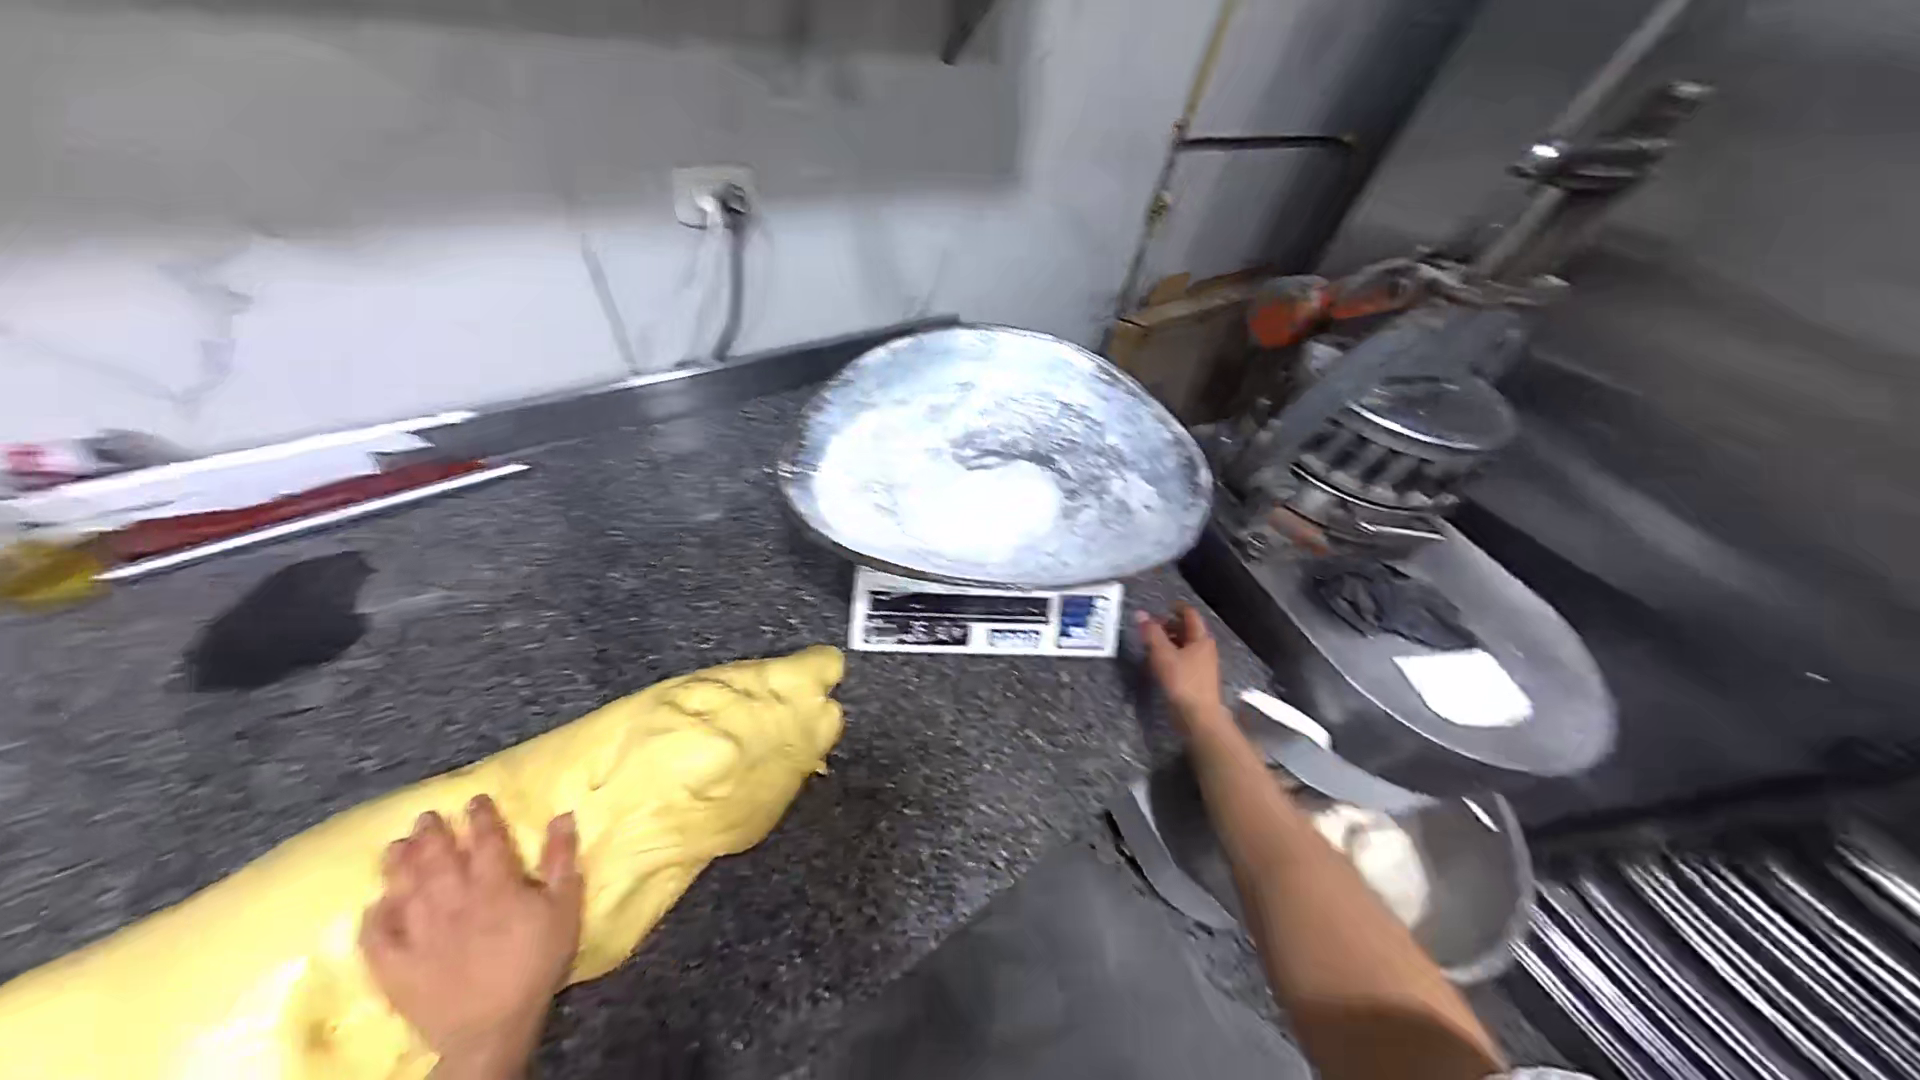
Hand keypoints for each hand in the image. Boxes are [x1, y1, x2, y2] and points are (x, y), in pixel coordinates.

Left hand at [361, 797, 583, 1077]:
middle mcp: (452, 901)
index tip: (475, 798)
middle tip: (426, 815)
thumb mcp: (564, 907)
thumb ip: (561, 860)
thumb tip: (562, 816)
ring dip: (399, 864)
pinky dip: (373, 917)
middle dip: (431, 834)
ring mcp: (419, 934)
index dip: (480, 817)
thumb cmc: (537, 961)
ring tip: (395, 845)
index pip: (485, 840)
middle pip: (437, 859)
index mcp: (495, 885)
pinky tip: (374, 904)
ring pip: (404, 889)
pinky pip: (377, 937)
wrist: (493, 1027)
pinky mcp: (396, 966)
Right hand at [1135, 604, 1226, 728]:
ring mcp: (1203, 665)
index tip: (1162, 606)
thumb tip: (1140, 614)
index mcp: (1201, 639)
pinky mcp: (1197, 679)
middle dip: (1169, 625)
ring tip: (1151, 643)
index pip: (1190, 615)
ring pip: (1185, 645)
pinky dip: (1171, 655)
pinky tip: (1159, 662)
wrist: (1198, 716)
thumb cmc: (1182, 681)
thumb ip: (1151, 633)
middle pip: (1187, 630)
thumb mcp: (1163, 654)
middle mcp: (1205, 649)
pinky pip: (1183, 659)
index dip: (1176, 608)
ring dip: (1169, 640)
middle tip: (1151, 626)